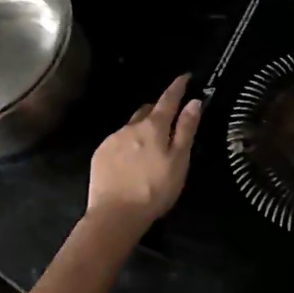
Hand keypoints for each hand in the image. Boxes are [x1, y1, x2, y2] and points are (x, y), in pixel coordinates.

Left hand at [86, 74, 201, 230]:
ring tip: (150, 147)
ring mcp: (112, 140)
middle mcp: (130, 127)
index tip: (185, 76)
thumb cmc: (155, 189)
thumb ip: (186, 129)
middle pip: (147, 111)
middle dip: (158, 110)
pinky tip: (132, 161)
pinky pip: (118, 141)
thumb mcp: (179, 160)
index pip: (168, 99)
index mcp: (153, 127)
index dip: (177, 87)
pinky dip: (129, 143)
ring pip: (131, 126)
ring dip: (142, 129)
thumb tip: (194, 102)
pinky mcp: (99, 155)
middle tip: (170, 120)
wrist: (115, 216)